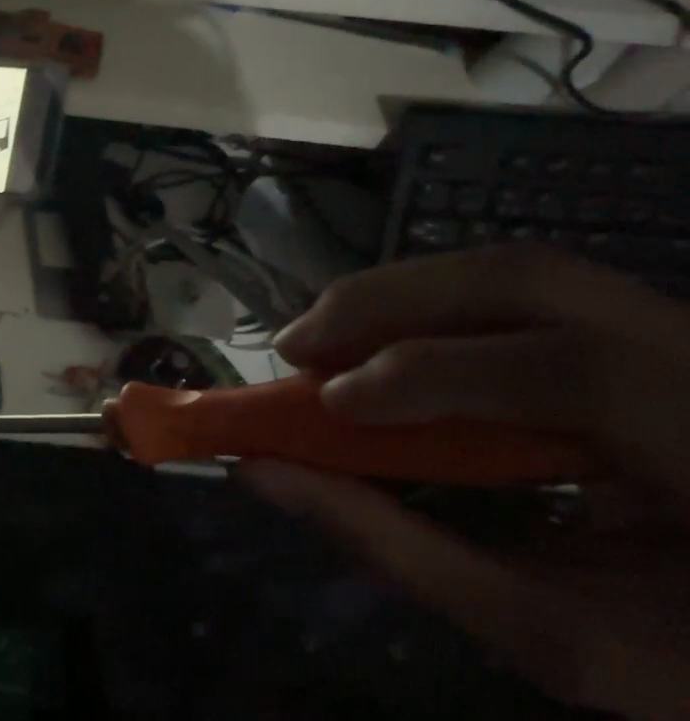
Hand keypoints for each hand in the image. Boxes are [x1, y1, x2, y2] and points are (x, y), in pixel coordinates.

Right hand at [251, 246, 689, 718]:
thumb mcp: (561, 637)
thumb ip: (406, 552)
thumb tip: (263, 472)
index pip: (577, 372)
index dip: (434, 373)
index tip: (329, 404)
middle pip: (530, 280)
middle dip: (388, 302)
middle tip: (297, 349)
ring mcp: (683, 339)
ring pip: (521, 274)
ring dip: (400, 298)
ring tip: (325, 345)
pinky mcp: (646, 336)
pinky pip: (526, 299)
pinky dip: (432, 312)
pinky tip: (386, 349)